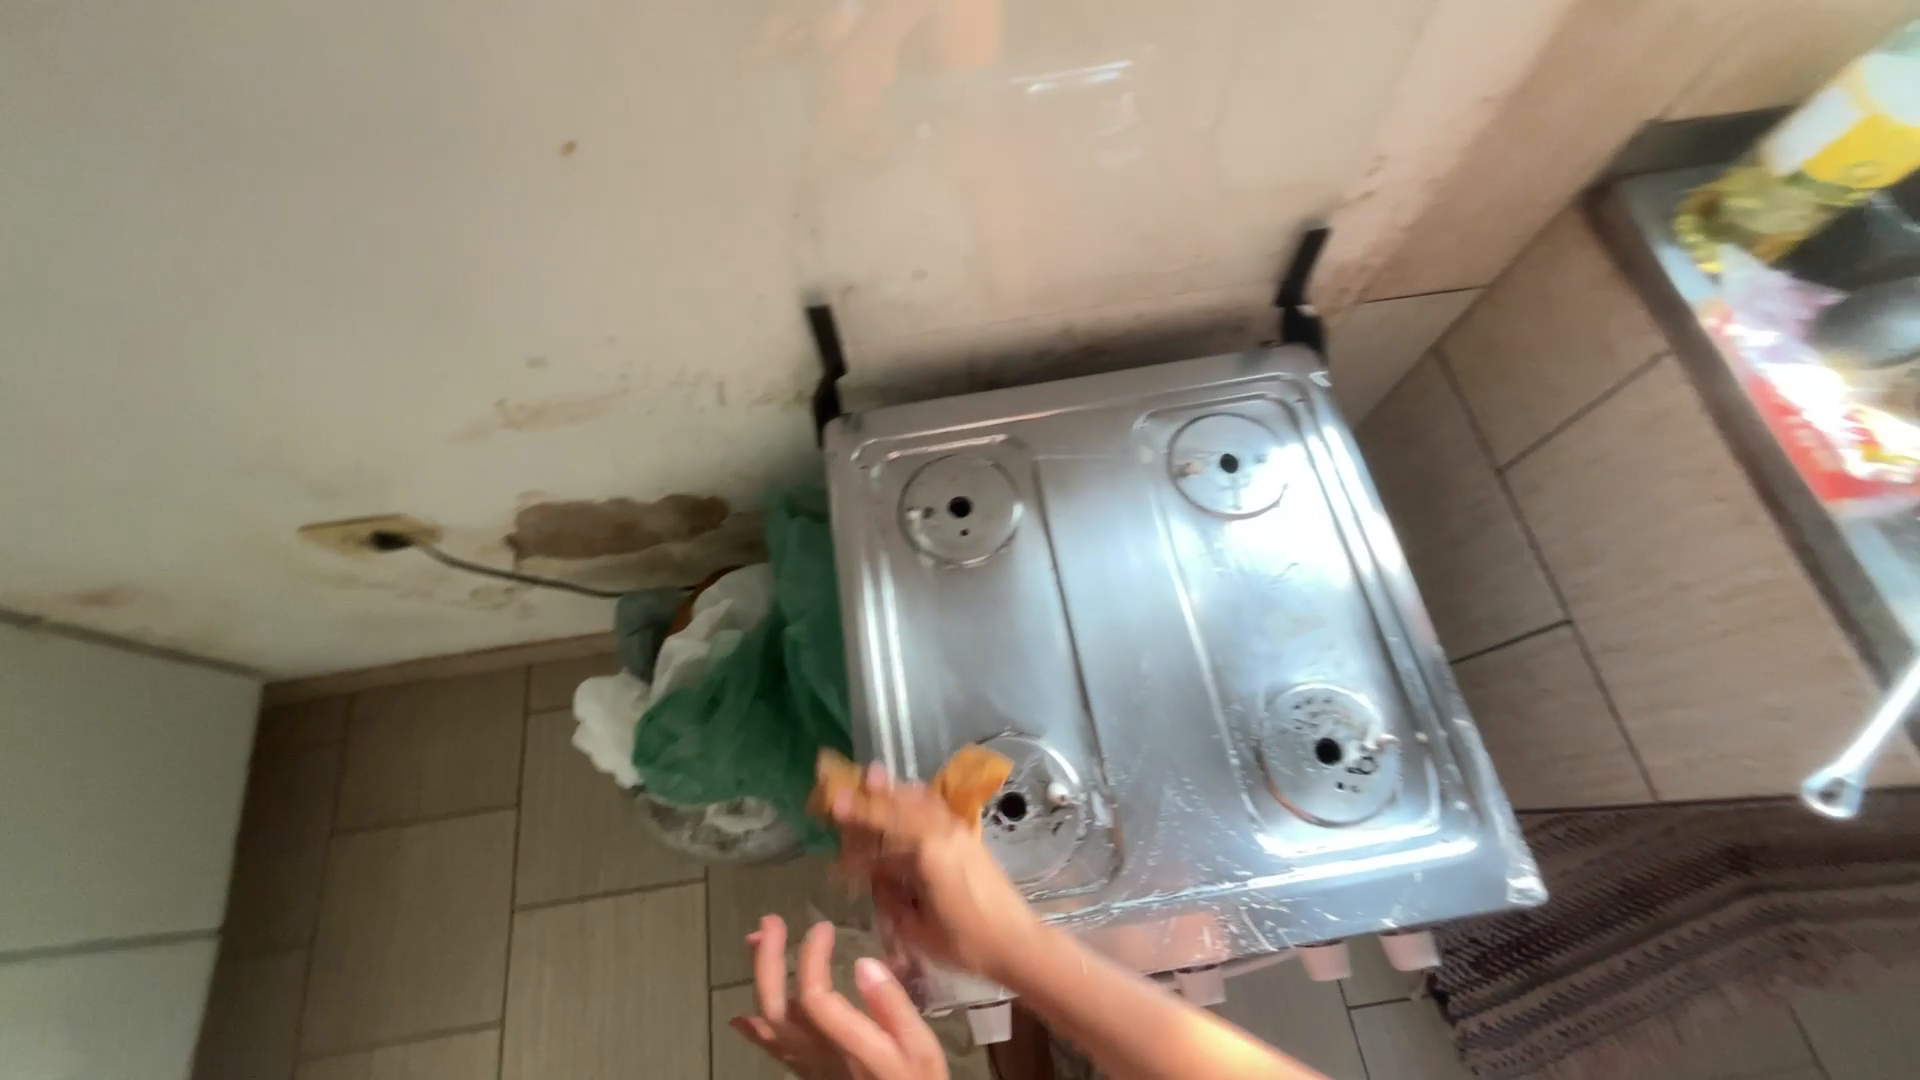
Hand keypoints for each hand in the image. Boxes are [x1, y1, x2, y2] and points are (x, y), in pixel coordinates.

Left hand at [729, 916, 948, 1079]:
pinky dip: (755, 1030)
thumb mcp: (922, 1048)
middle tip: (769, 922)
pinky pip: (774, 1051)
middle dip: (769, 962)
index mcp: (853, 1046)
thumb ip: (894, 1007)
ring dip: (759, 982)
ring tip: (755, 942)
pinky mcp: (810, 1075)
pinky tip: (740, 1017)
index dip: (811, 958)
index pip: (816, 998)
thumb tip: (863, 962)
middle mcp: (822, 1058)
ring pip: (771, 1026)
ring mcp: (811, 1069)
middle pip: (780, 1012)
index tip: (823, 926)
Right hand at [830, 765, 1044, 981]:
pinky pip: (937, 808)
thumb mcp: (917, 929)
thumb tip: (874, 875)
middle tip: (845, 786)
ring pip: (920, 801)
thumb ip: (891, 898)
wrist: (1017, 941)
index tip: (833, 803)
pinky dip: (919, 799)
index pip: (885, 823)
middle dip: (872, 795)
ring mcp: (959, 830)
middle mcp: (943, 831)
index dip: (857, 812)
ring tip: (874, 780)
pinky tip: (910, 797)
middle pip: (900, 804)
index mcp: (928, 850)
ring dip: (895, 793)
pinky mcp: (969, 837)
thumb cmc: (967, 943)